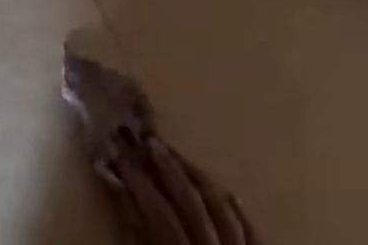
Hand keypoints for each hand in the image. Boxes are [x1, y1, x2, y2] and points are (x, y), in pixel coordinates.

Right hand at [99, 134, 256, 244]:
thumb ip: (132, 230)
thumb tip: (114, 186)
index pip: (159, 212)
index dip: (136, 179)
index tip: (115, 150)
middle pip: (192, 202)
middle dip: (167, 167)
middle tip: (146, 138)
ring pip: (222, 207)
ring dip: (196, 175)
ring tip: (175, 153)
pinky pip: (252, 229)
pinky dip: (234, 206)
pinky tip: (221, 187)